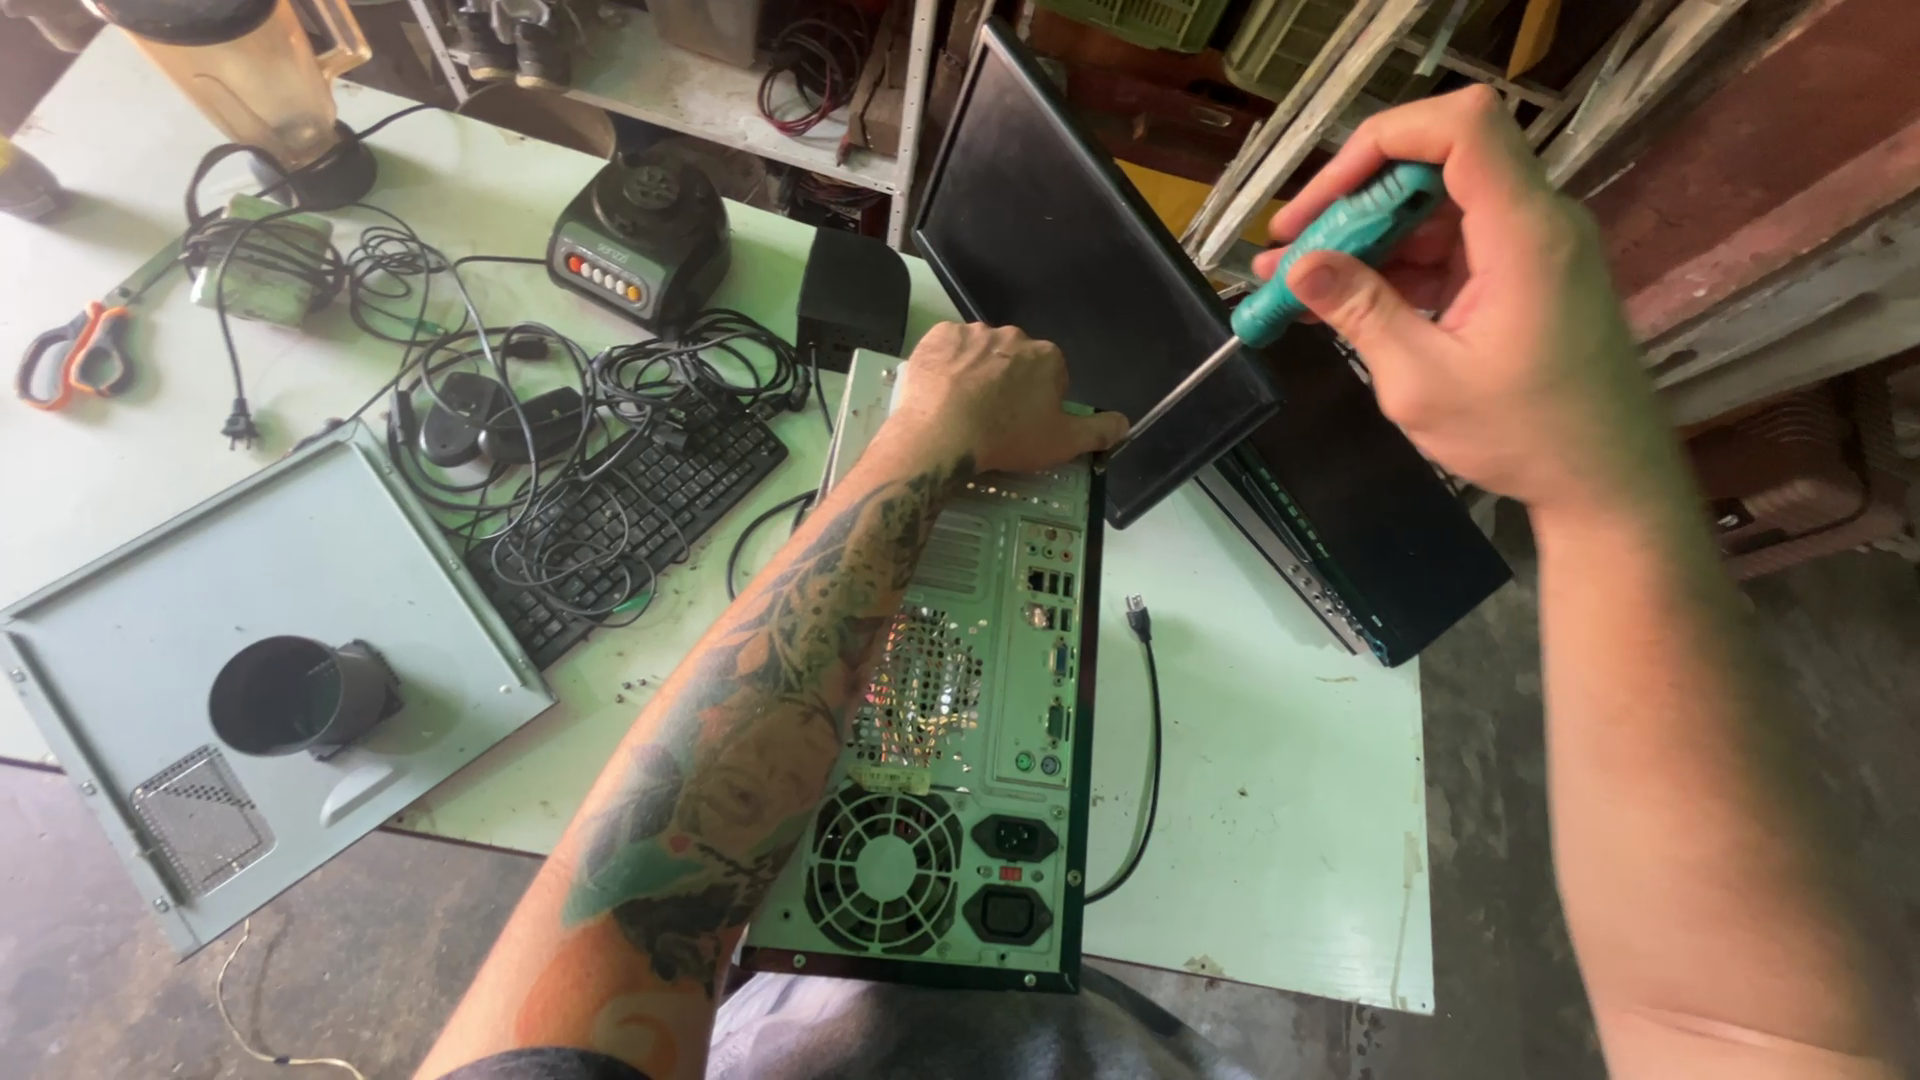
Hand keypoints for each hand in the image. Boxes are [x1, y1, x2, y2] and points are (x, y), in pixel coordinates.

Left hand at [886, 322, 1128, 473]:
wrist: (942, 434)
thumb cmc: (1007, 438)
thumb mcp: (1062, 442)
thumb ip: (1098, 431)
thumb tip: (1125, 423)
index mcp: (1047, 356)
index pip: (1049, 375)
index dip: (1037, 402)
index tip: (1022, 424)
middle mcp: (1012, 335)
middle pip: (1013, 360)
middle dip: (1007, 383)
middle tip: (992, 417)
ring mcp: (972, 332)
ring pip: (979, 353)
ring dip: (975, 373)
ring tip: (962, 407)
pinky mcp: (937, 336)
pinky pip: (947, 348)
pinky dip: (946, 365)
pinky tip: (941, 391)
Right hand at [1254, 86, 1679, 516]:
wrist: (1598, 477)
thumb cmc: (1518, 433)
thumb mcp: (1421, 379)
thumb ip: (1360, 312)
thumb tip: (1297, 266)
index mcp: (1521, 233)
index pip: (1459, 130)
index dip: (1380, 143)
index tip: (1316, 204)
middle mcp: (1528, 222)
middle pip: (1433, 167)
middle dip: (1350, 202)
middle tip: (1284, 247)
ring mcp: (1521, 249)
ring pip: (1428, 212)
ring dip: (1358, 241)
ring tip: (1289, 279)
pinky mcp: (1511, 278)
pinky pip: (1439, 252)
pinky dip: (1386, 270)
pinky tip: (1333, 298)